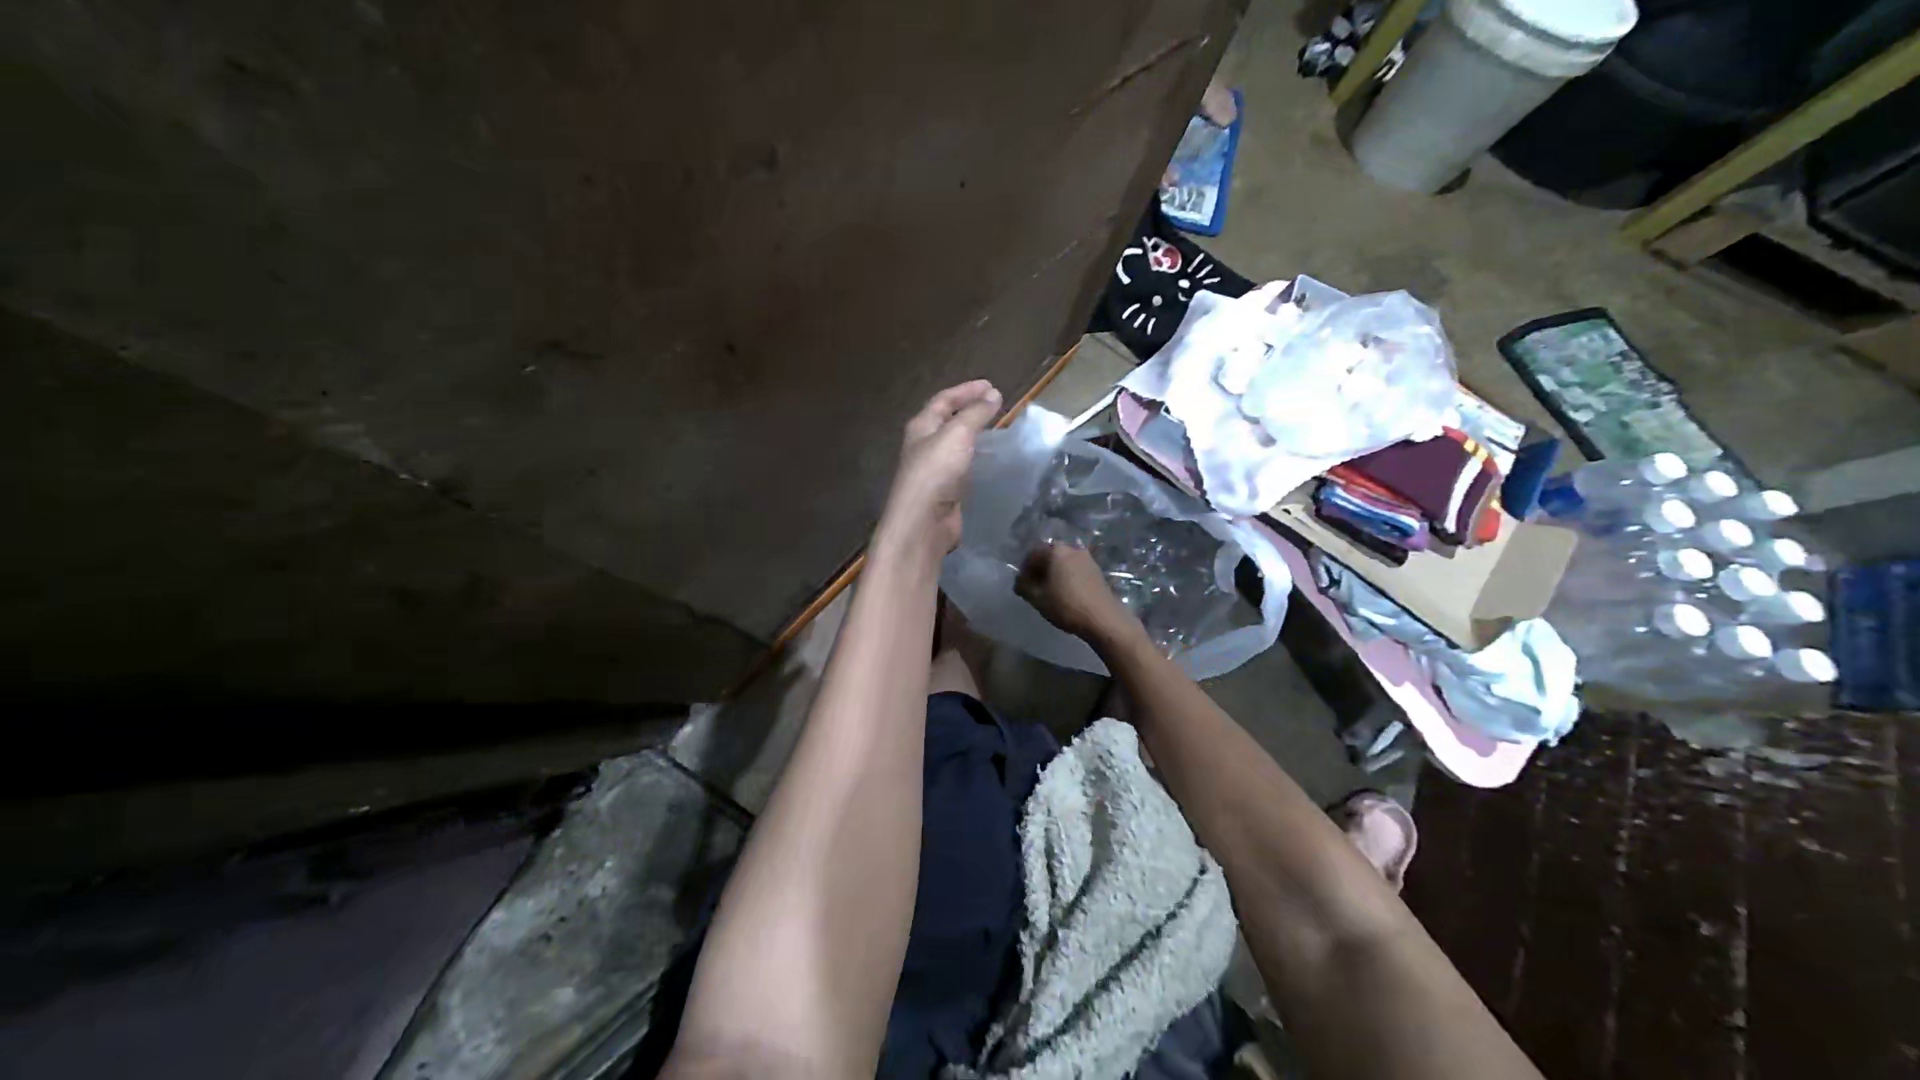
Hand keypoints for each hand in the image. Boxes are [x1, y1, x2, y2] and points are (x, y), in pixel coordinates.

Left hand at [875, 379, 1001, 557]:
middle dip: (969, 411)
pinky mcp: (944, 492)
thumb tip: (994, 394)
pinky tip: (991, 462)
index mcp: (921, 427)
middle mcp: (924, 446)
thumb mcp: (958, 434)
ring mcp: (933, 470)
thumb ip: (976, 414)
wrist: (924, 523)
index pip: (944, 399)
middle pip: (947, 421)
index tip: (991, 386)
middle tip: (996, 406)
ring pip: (955, 445)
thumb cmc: (937, 472)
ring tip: (997, 431)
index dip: (966, 390)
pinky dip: (976, 459)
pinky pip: (962, 467)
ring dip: (974, 435)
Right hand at [1015, 542, 1139, 644]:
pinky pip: (1074, 569)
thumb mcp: (1037, 598)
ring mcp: (1087, 558)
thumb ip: (1023, 586)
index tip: (1021, 585)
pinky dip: (1066, 577)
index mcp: (1055, 550)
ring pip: (1062, 562)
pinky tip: (1065, 593)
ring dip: (1053, 574)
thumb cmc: (1066, 605)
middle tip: (1034, 588)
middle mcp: (1071, 548)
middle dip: (1039, 570)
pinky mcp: (1096, 570)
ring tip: (1049, 592)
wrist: (1103, 618)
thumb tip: (1019, 582)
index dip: (1023, 570)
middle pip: (1049, 556)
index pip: (1032, 555)